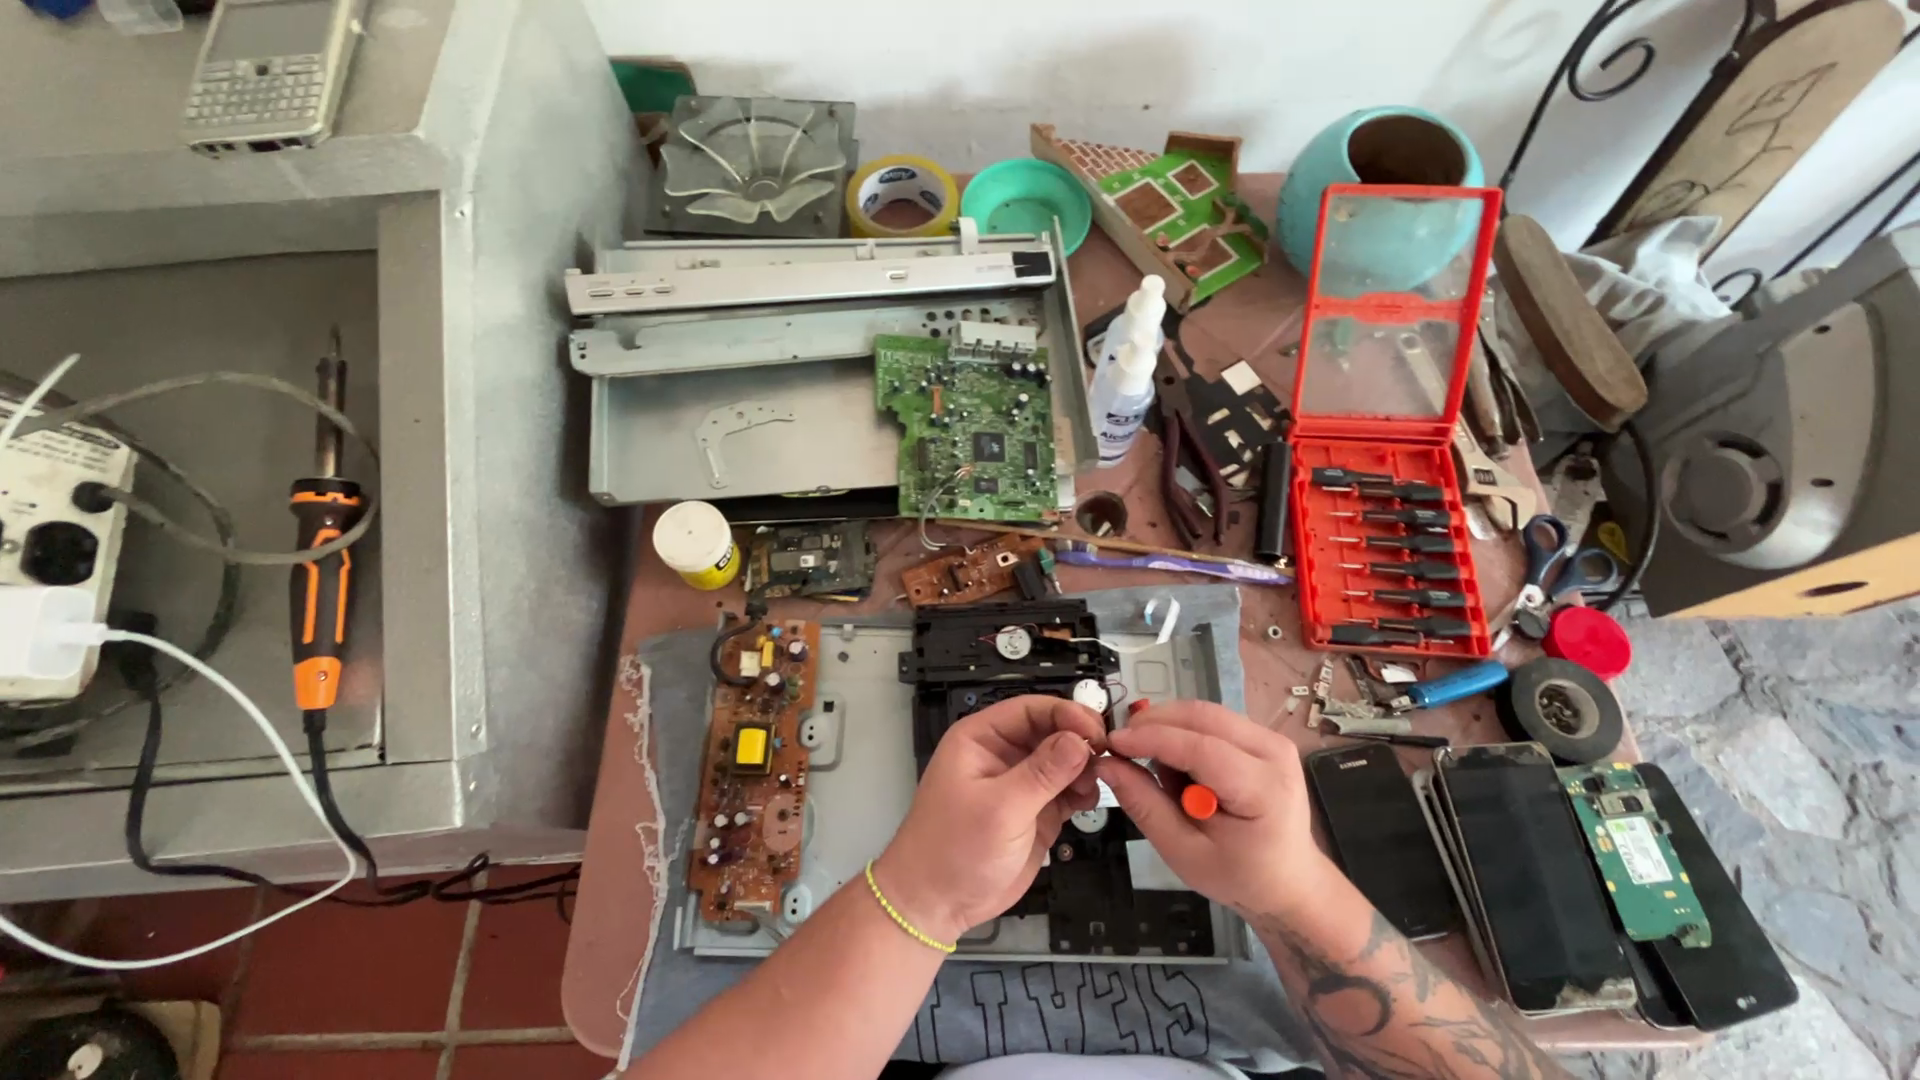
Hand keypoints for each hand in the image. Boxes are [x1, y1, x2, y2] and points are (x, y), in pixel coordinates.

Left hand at [874, 695, 1106, 942]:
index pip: (1030, 709)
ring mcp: (1021, 783)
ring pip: (1064, 759)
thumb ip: (1042, 773)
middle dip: (1079, 740)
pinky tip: (1089, 800)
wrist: (938, 904)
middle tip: (1106, 756)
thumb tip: (1079, 739)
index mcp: (982, 739)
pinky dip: (1082, 790)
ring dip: (1084, 767)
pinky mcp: (1036, 811)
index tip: (1095, 730)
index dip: (1064, 713)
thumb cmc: (955, 849)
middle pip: (1051, 731)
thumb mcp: (1000, 808)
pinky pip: (1066, 788)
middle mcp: (1003, 754)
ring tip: (1095, 784)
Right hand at [1094, 701, 1329, 919]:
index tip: (1112, 742)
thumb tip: (1106, 764)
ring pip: (1204, 713)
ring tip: (1158, 770)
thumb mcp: (1183, 852)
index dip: (1153, 739)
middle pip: (1203, 717)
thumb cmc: (1237, 874)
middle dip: (1154, 724)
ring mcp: (1272, 739)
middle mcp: (1275, 753)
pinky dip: (1184, 733)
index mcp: (1264, 790)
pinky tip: (1179, 766)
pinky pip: (1212, 720)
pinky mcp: (1263, 736)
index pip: (1202, 748)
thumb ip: (1145, 806)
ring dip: (1168, 729)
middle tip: (1121, 747)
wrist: (1286, 880)